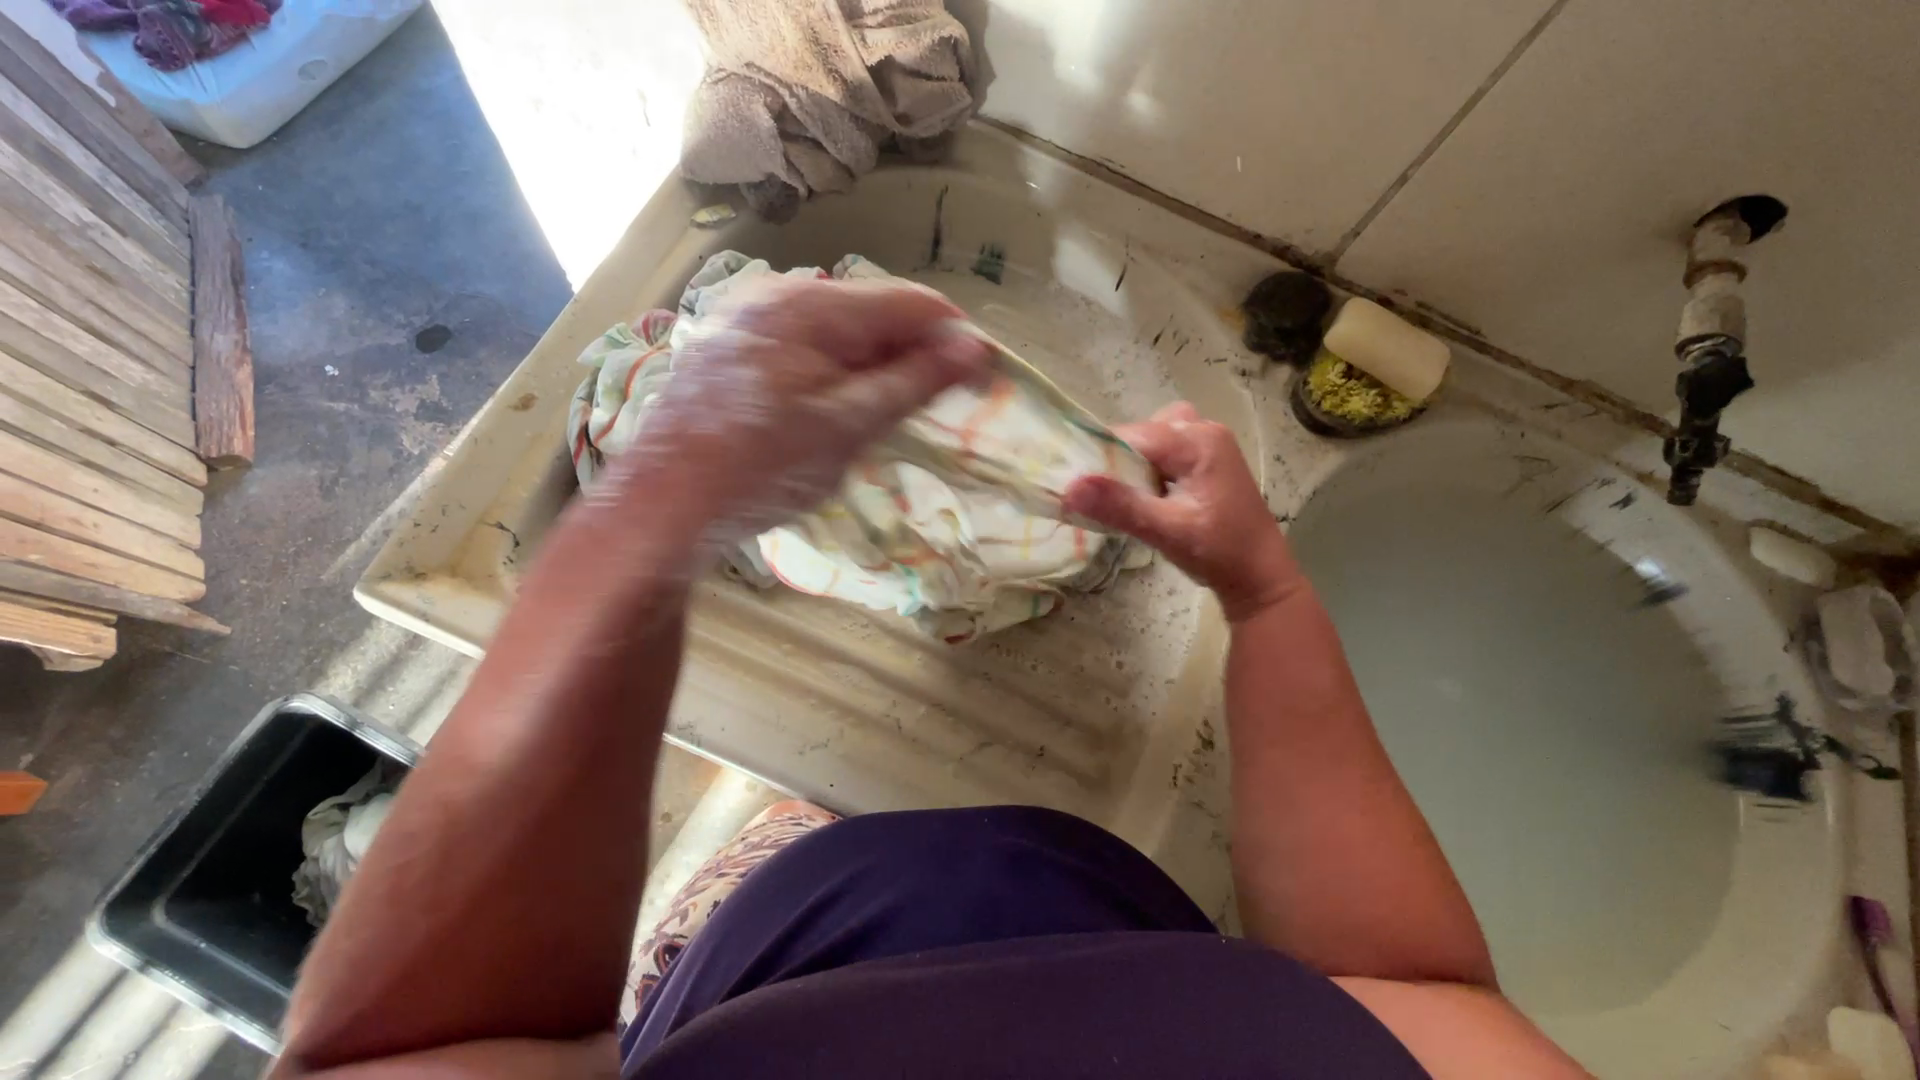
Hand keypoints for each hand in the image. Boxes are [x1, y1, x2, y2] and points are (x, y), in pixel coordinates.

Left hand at [610, 276, 990, 551]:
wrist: (664, 506)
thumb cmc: (760, 469)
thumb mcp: (848, 427)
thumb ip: (914, 381)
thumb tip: (975, 347)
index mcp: (810, 306)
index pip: (910, 301)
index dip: (954, 336)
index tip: (983, 378)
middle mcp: (779, 297)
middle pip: (874, 314)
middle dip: (913, 356)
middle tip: (935, 410)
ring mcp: (752, 321)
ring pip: (842, 335)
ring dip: (876, 370)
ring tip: (885, 421)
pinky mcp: (737, 349)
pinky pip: (809, 350)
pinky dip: (838, 377)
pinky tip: (838, 417)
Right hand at [1065, 402, 1303, 621]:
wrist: (1260, 576)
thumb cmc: (1219, 553)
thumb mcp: (1167, 531)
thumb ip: (1121, 506)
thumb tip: (1070, 488)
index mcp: (1198, 440)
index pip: (1133, 434)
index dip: (1103, 456)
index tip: (1082, 486)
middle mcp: (1204, 430)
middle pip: (1142, 432)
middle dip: (1119, 460)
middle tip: (1110, 497)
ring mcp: (1209, 443)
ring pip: (1153, 440)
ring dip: (1136, 463)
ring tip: (1130, 497)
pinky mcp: (1208, 460)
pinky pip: (1167, 451)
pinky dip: (1150, 469)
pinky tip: (1148, 498)